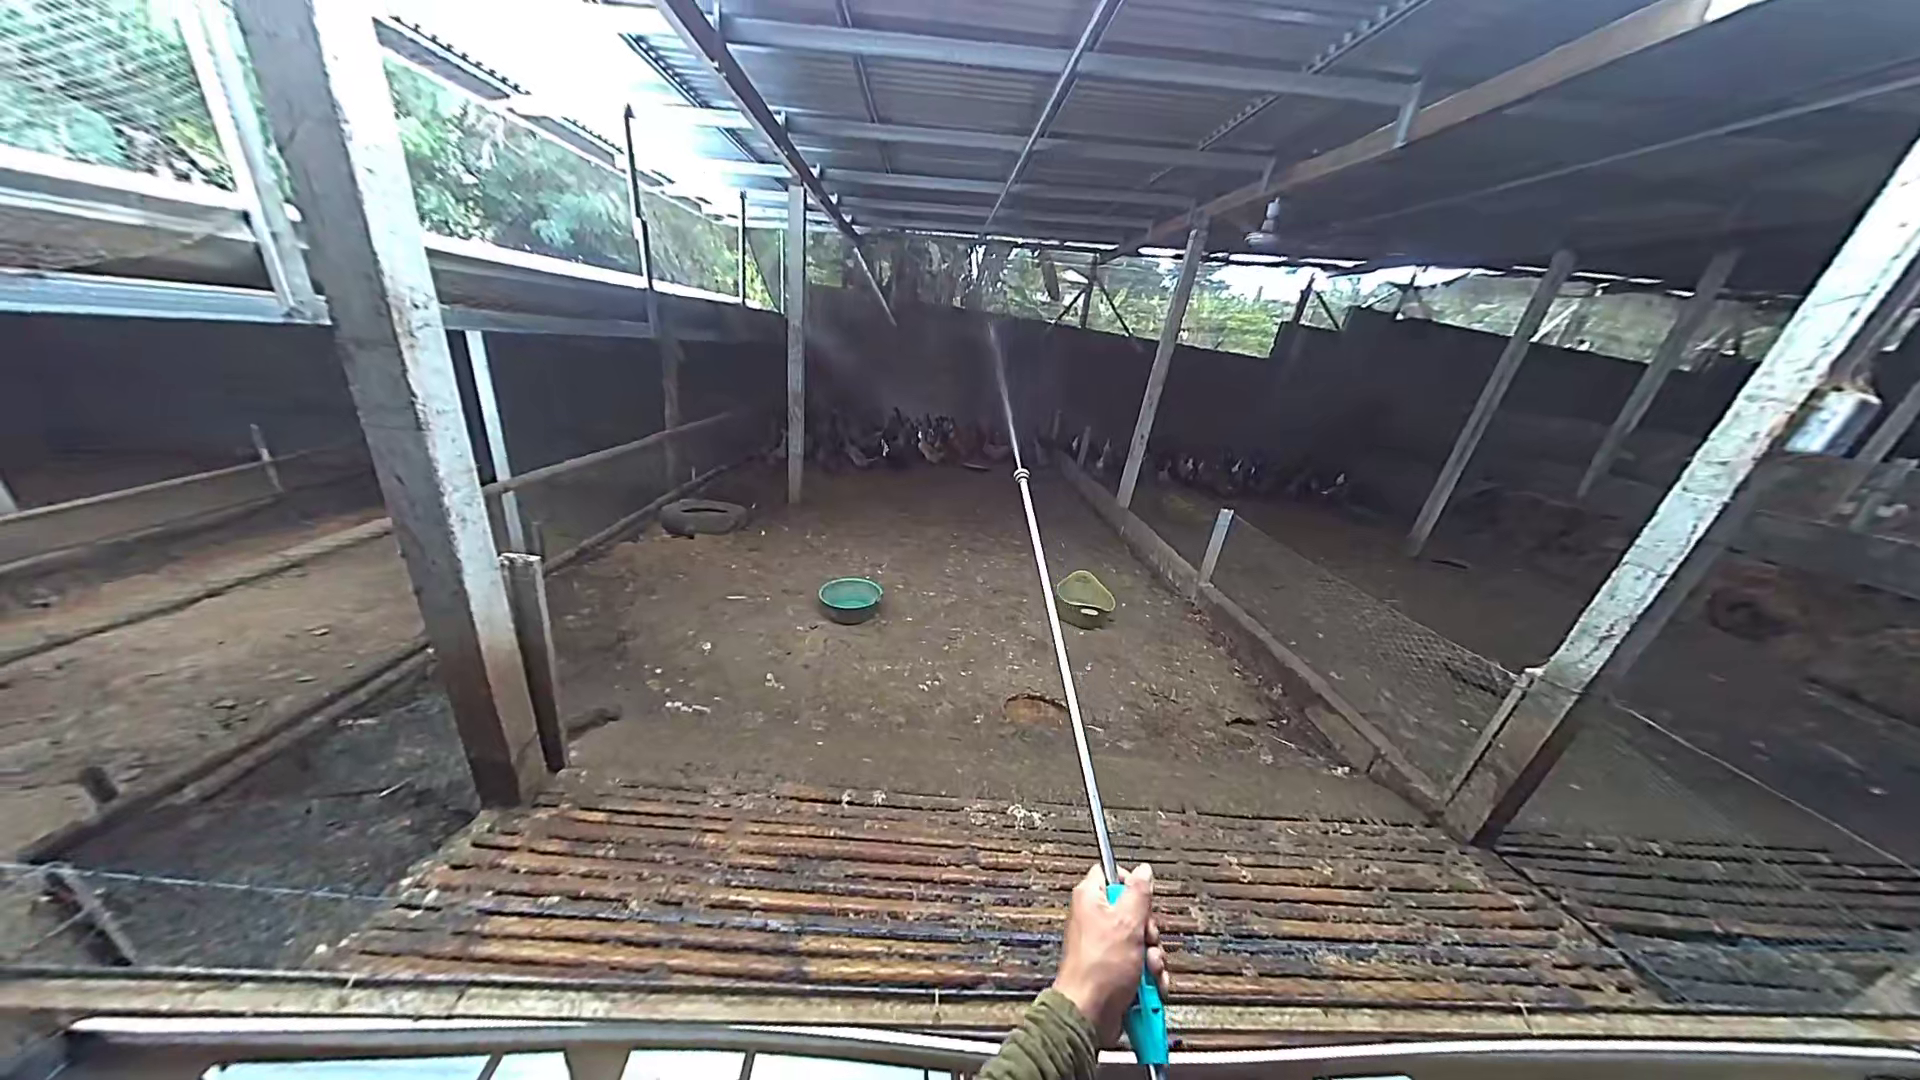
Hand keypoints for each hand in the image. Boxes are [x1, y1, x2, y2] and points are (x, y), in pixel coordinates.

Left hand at [1051, 863, 1168, 1043]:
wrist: (1089, 1014)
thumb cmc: (1098, 968)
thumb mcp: (1127, 921)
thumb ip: (1138, 893)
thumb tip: (1144, 870)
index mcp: (1090, 897)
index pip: (1113, 875)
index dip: (1132, 885)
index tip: (1142, 901)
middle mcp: (1095, 918)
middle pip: (1133, 911)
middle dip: (1148, 932)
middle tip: (1145, 941)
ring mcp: (1105, 945)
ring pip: (1140, 942)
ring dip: (1152, 960)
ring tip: (1147, 971)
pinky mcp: (1113, 969)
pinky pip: (1139, 966)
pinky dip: (1149, 978)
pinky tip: (1149, 989)